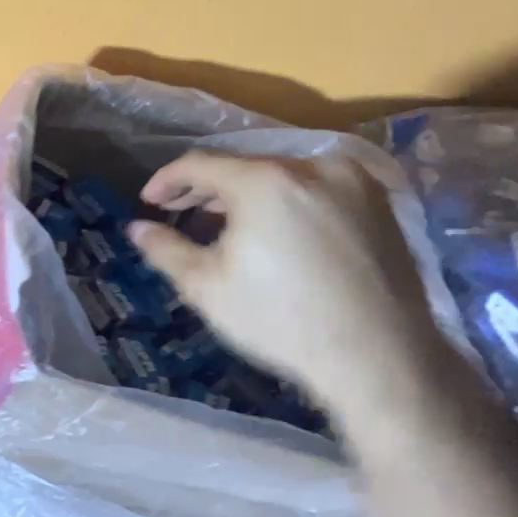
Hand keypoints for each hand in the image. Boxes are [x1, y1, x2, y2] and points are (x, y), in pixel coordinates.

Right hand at [126, 150, 445, 407]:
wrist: (377, 353)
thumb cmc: (278, 318)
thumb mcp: (204, 285)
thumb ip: (165, 248)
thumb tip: (137, 228)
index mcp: (264, 181)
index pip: (199, 163)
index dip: (165, 180)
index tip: (146, 203)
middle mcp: (314, 167)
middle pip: (243, 163)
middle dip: (204, 186)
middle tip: (176, 211)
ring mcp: (355, 182)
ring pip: (282, 173)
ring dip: (244, 192)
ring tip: (220, 221)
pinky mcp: (380, 203)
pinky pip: (316, 187)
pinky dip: (284, 199)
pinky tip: (270, 229)